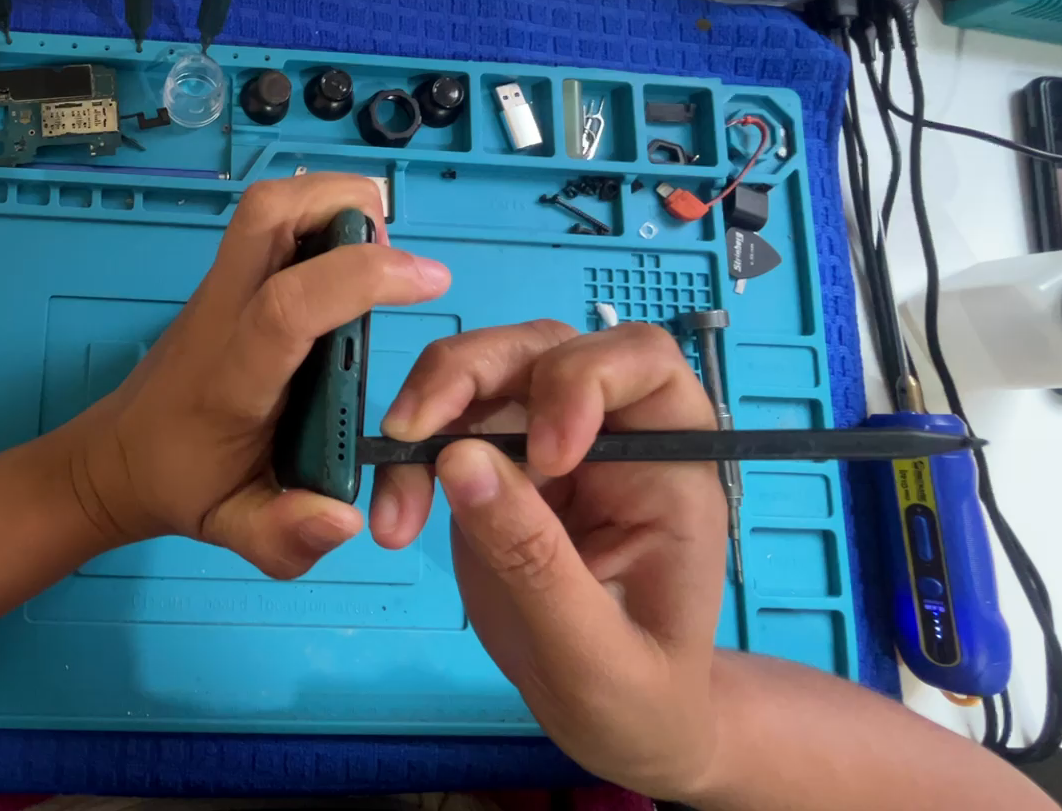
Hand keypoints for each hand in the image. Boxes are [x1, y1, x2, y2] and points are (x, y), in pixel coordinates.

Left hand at [63, 173, 450, 578]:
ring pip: (266, 207)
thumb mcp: (231, 529)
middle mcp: (221, 314)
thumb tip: (349, 521)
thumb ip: (284, 537)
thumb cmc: (180, 486)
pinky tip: (342, 268)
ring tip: (374, 258)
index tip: (431, 280)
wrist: (117, 455)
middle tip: (393, 255)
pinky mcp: (221, 283)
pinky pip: (265, 225)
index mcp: (232, 375)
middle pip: (267, 214)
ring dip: (330, 202)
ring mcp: (216, 289)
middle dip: (343, 202)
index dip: (361, 278)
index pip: (287, 306)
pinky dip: (314, 218)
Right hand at [372, 322, 726, 798]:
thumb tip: (457, 458)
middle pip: (533, 348)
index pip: (637, 362)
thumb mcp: (597, 652)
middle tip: (407, 436)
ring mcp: (539, 434)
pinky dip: (403, 459)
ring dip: (420, 422)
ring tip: (395, 511)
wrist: (606, 713)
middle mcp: (603, 429)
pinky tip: (394, 519)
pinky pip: (436, 423)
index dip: (582, 382)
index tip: (546, 459)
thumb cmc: (637, 694)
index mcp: (668, 460)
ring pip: (473, 374)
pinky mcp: (488, 454)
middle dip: (462, 378)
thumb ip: (535, 558)